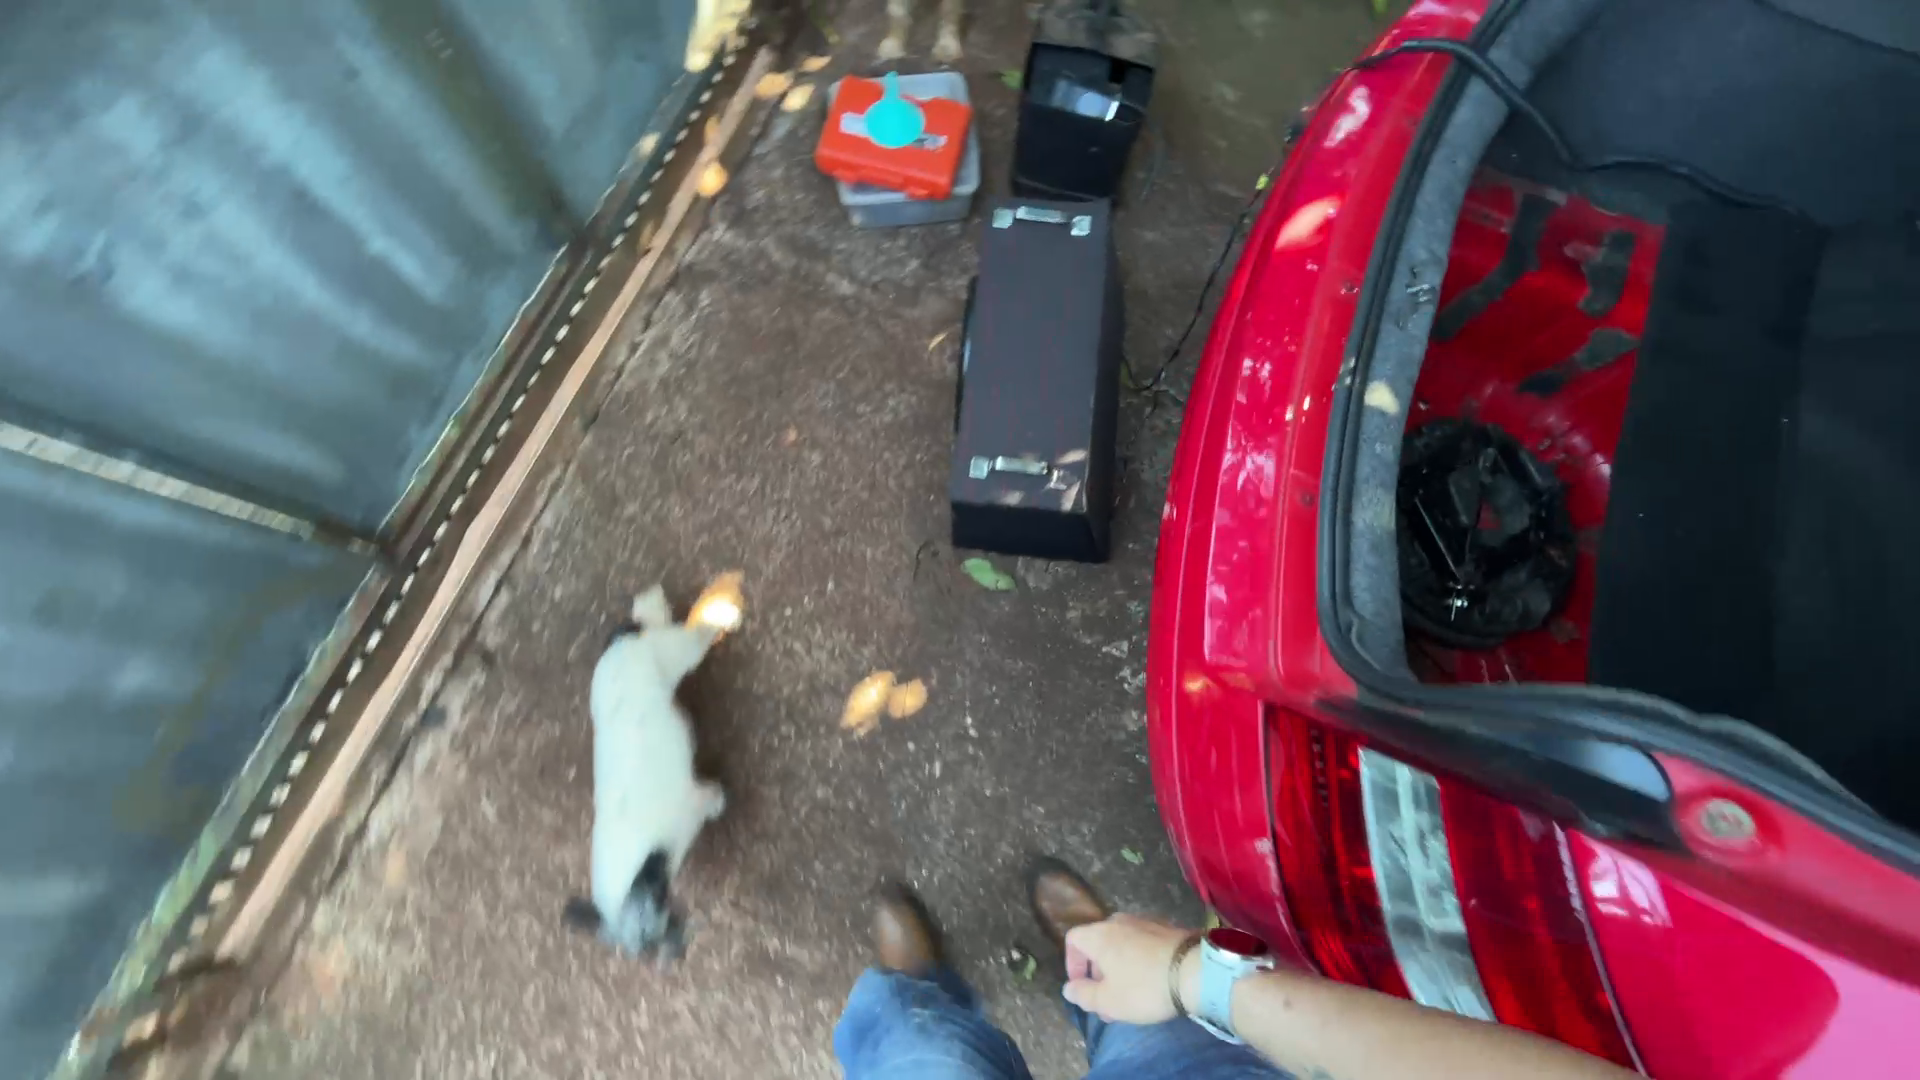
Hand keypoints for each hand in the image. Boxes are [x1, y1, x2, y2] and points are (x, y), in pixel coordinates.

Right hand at [1061, 914, 1196, 1024]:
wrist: (1193, 970)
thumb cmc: (1144, 986)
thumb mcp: (1109, 1001)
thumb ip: (1084, 995)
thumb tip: (1068, 988)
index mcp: (1098, 935)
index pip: (1073, 939)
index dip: (1072, 964)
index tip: (1083, 988)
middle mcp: (1116, 921)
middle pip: (1097, 942)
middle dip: (1098, 972)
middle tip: (1108, 1001)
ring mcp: (1142, 921)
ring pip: (1120, 943)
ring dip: (1118, 967)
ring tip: (1131, 994)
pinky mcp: (1163, 927)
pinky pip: (1140, 942)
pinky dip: (1138, 959)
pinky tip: (1151, 980)